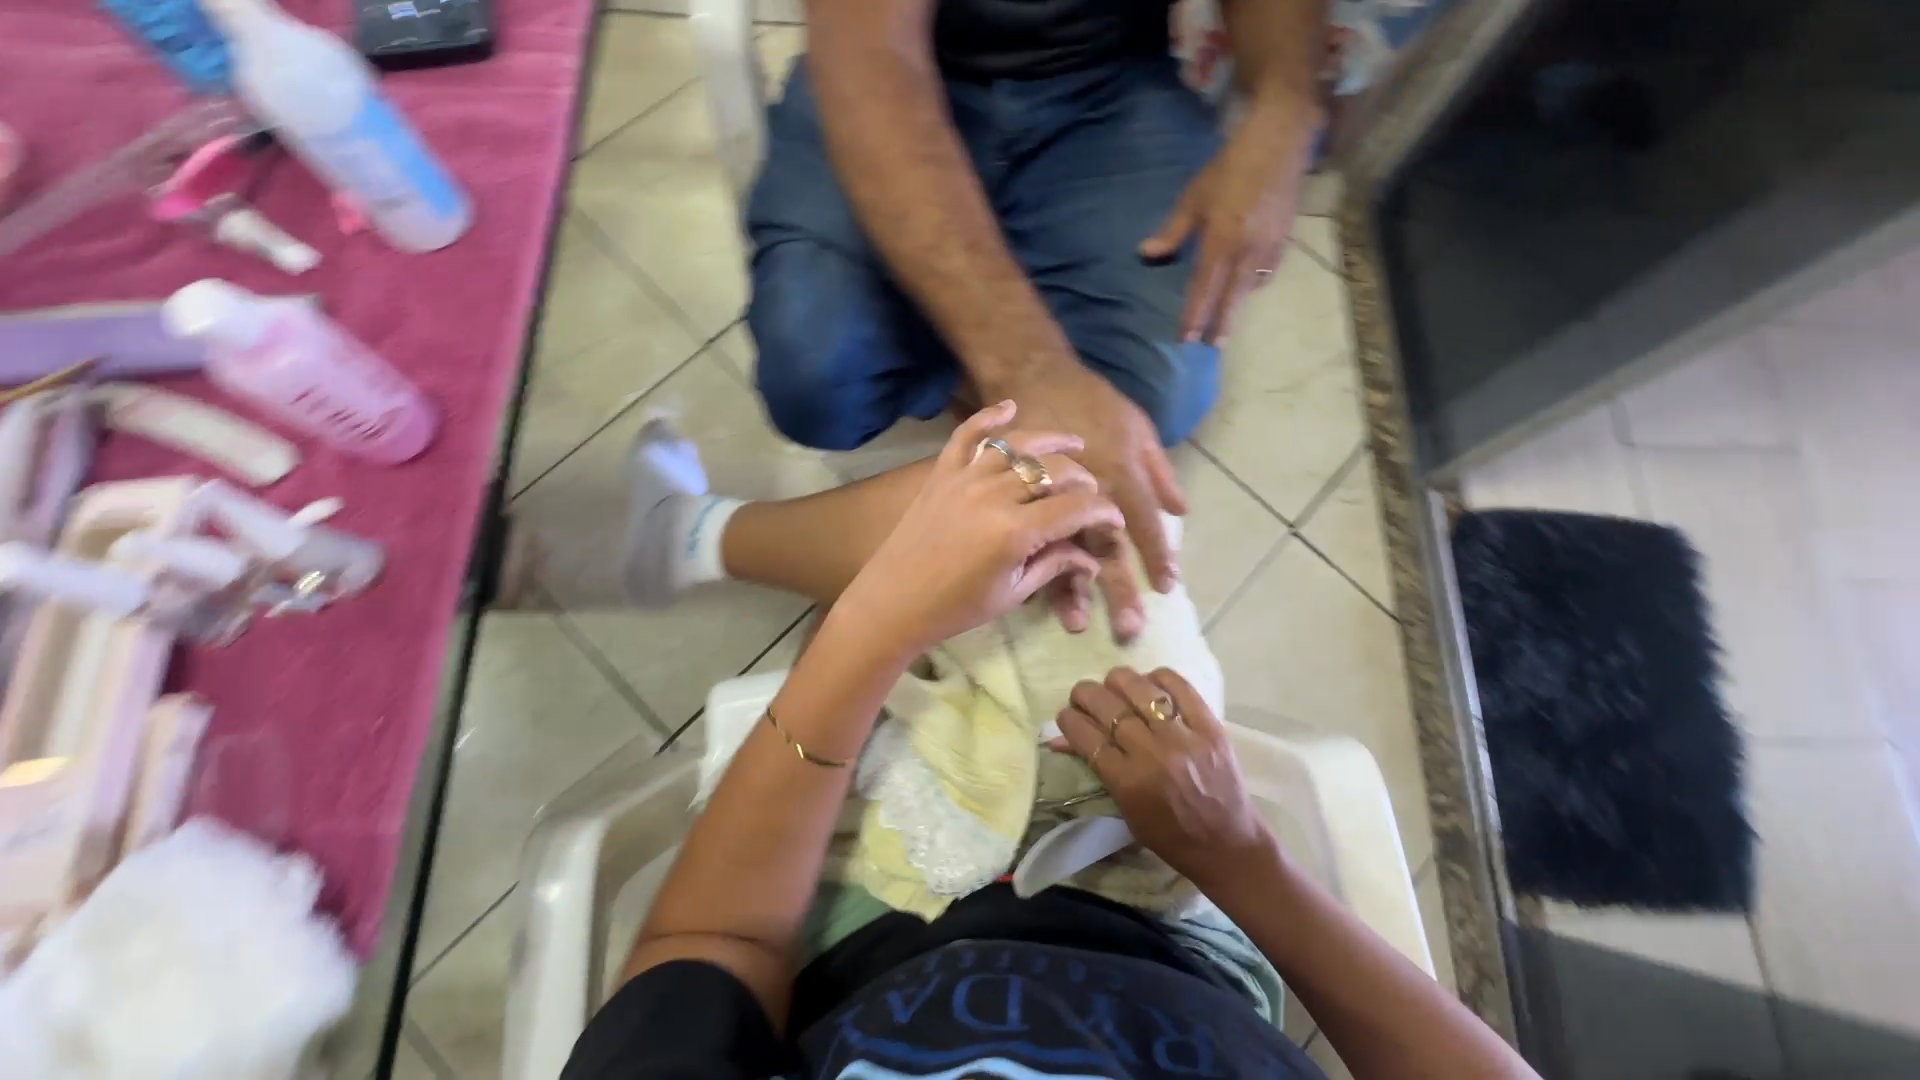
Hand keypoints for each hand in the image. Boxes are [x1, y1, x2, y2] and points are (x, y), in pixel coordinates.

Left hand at [838, 401, 1124, 655]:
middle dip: (1082, 480)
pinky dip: (989, 417)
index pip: (1075, 508)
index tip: (1114, 520)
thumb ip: (1054, 565)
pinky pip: (967, 436)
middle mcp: (993, 495)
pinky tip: (1010, 407)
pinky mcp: (942, 473)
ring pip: (1018, 446)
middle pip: (1053, 471)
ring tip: (1074, 445)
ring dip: (1051, 442)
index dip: (1103, 512)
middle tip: (1091, 493)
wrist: (892, 602)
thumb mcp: (1012, 592)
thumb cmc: (955, 608)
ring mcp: (965, 478)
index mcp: (1015, 531)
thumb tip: (1091, 558)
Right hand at [996, 363, 1184, 638]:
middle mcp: (1086, 494)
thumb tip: (1181, 510)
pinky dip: (1031, 562)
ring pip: (1061, 550)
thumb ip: (1159, 470)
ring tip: (1077, 622)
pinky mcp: (1017, 497)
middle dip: (1118, 590)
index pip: (1145, 526)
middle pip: (1106, 548)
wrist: (1031, 375)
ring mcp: (1050, 497)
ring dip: (1069, 589)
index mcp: (1120, 474)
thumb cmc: (1090, 400)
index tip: (1167, 587)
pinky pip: (1025, 534)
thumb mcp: (1137, 425)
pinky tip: (1033, 594)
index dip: (1158, 557)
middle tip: (1130, 627)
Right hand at [1054, 666, 1273, 886]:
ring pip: (1140, 689)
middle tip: (1082, 695)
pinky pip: (1180, 687)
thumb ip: (1096, 769)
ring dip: (1118, 680)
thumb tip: (1060, 739)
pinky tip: (1150, 682)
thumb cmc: (1169, 835)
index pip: (1086, 736)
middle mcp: (1153, 755)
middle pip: (1108, 706)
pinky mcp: (1210, 728)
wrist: (1227, 845)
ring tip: (1113, 683)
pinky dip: (1160, 677)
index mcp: (1128, 782)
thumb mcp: (1125, 809)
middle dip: (1085, 694)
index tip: (1065, 715)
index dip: (1068, 719)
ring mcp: (1184, 738)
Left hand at [1138, 97, 1318, 344]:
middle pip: (1230, 297)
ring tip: (1227, 326)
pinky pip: (1268, 270)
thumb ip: (1172, 231)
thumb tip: (1146, 254)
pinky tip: (1249, 289)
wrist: (1278, 143)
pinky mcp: (1284, 239)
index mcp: (1220, 242)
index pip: (1202, 288)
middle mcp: (1246, 251)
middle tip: (1213, 347)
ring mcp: (1268, 247)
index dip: (1194, 315)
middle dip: (1220, 323)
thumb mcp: (1194, 199)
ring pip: (1250, 286)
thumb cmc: (1228, 169)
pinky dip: (1256, 283)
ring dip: (1238, 307)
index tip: (1186, 337)